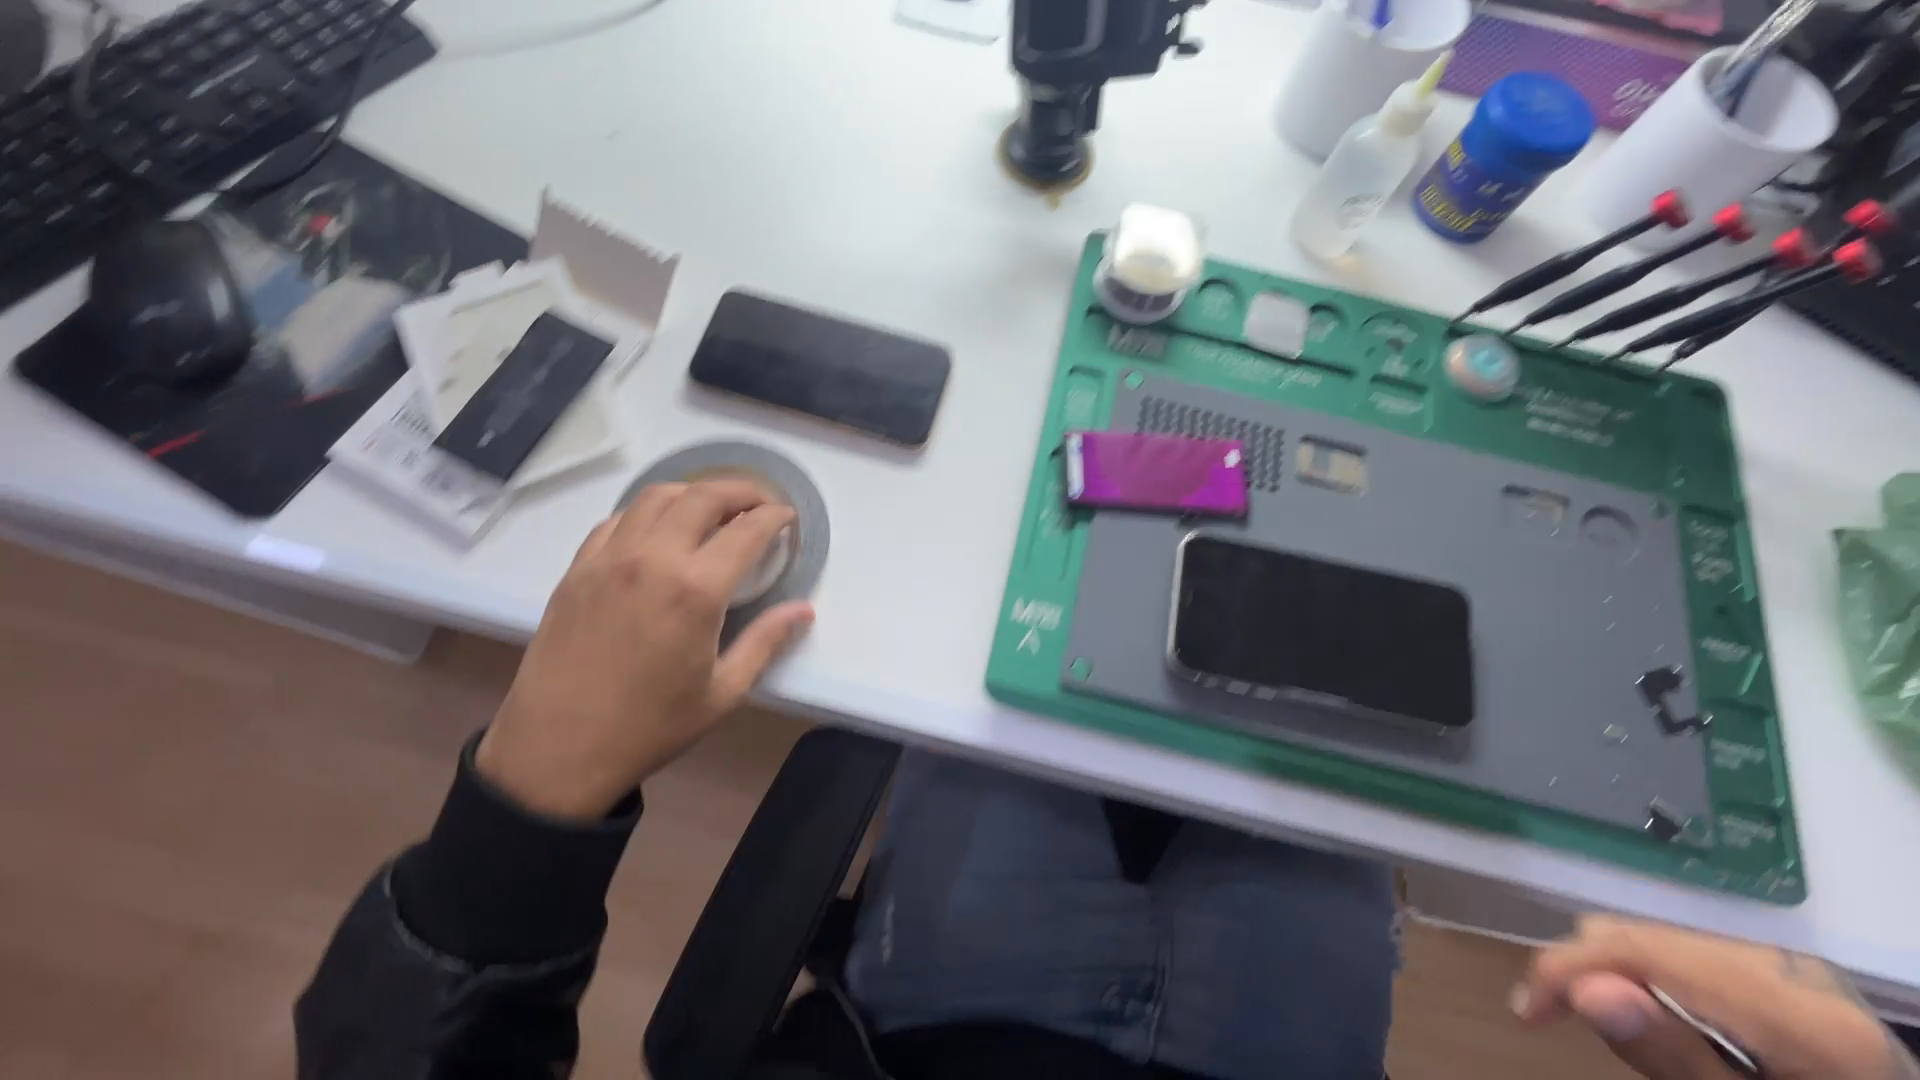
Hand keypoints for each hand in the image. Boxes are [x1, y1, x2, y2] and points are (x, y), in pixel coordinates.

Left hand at [475, 480, 814, 820]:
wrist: (558, 749)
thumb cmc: (650, 727)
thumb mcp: (723, 692)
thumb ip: (766, 642)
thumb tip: (803, 610)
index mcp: (695, 590)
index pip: (746, 530)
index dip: (774, 516)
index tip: (788, 517)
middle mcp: (652, 559)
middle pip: (703, 496)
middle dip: (741, 490)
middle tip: (760, 504)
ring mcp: (609, 559)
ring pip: (656, 497)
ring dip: (693, 492)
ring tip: (713, 509)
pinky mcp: (577, 569)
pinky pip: (617, 520)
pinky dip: (647, 513)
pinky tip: (658, 532)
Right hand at [1515, 916, 1915, 1079]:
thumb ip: (1672, 1056)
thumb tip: (1584, 990)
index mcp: (1804, 1016)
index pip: (1649, 951)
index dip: (1570, 967)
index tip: (1526, 1011)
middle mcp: (1797, 971)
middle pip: (1648, 938)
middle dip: (1590, 972)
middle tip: (1562, 1022)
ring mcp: (1795, 968)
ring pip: (1660, 939)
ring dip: (1618, 975)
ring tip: (1617, 1026)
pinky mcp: (1788, 974)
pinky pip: (1688, 954)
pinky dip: (1653, 980)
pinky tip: (1657, 1018)